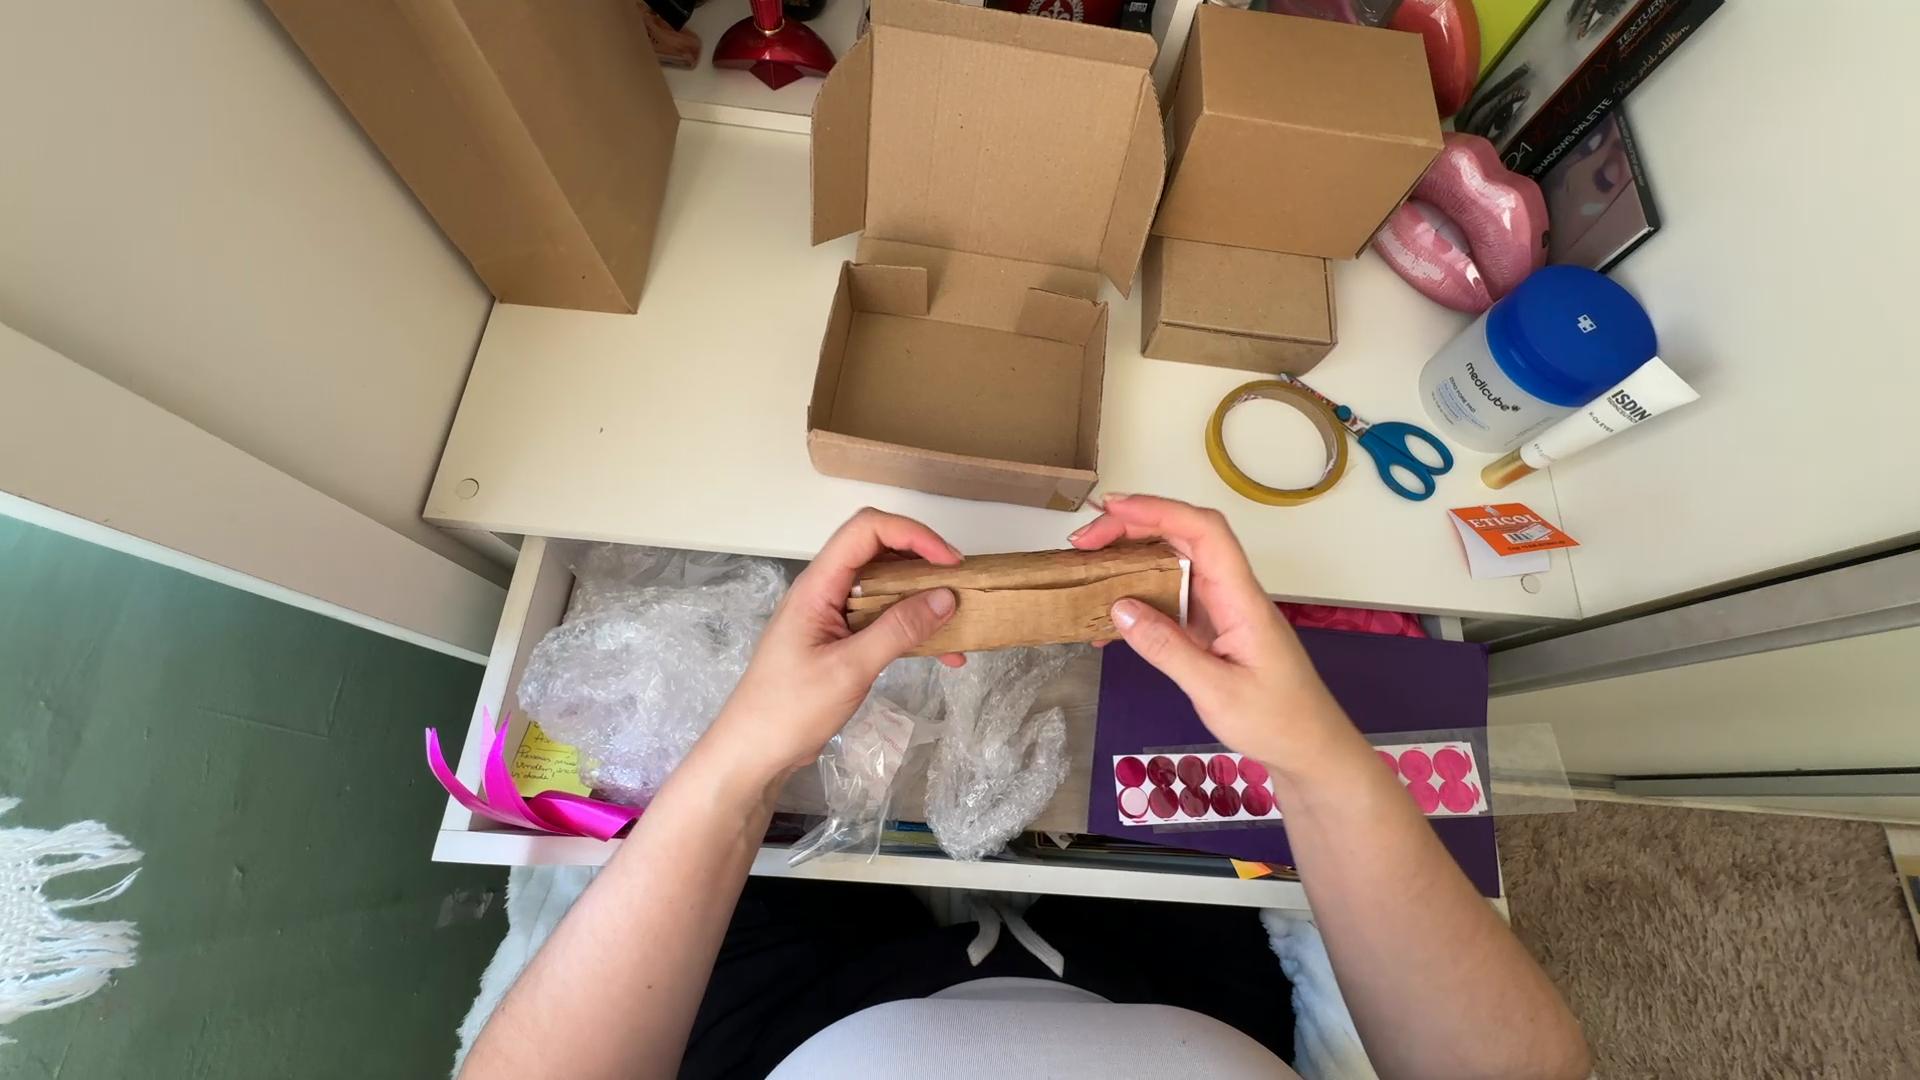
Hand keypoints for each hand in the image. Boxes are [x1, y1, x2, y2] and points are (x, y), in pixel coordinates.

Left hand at [702, 508, 963, 785]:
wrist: (754, 752)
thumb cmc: (790, 709)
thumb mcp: (849, 669)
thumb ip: (898, 630)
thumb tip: (946, 597)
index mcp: (818, 585)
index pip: (866, 530)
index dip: (912, 534)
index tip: (949, 562)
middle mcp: (827, 590)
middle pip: (880, 551)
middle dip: (923, 561)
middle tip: (960, 585)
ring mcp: (834, 614)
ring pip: (887, 587)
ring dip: (923, 598)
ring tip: (958, 619)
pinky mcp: (843, 639)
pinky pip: (885, 619)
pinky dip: (914, 629)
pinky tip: (944, 653)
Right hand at [1069, 495, 1353, 773]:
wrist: (1310, 749)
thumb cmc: (1276, 721)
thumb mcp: (1217, 692)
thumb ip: (1167, 649)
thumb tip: (1119, 608)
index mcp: (1241, 598)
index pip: (1204, 532)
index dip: (1159, 511)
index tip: (1113, 509)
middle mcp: (1230, 592)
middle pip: (1183, 536)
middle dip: (1133, 526)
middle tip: (1084, 541)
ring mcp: (1220, 608)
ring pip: (1173, 562)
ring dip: (1130, 556)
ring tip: (1088, 564)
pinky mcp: (1210, 626)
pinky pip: (1170, 596)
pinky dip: (1136, 596)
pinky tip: (1108, 617)